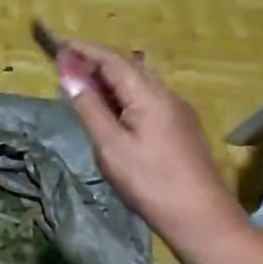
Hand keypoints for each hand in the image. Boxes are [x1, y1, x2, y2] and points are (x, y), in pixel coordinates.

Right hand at [57, 39, 244, 246]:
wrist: (202, 218)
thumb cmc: (151, 183)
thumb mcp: (111, 147)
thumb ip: (90, 108)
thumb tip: (69, 76)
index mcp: (149, 94)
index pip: (112, 59)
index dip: (85, 50)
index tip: (60, 45)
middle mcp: (166, 94)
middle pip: (128, 67)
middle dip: (97, 63)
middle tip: (67, 67)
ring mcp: (177, 111)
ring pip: (139, 84)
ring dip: (111, 81)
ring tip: (85, 89)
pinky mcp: (181, 129)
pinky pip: (148, 100)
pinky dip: (124, 97)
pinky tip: (113, 114)